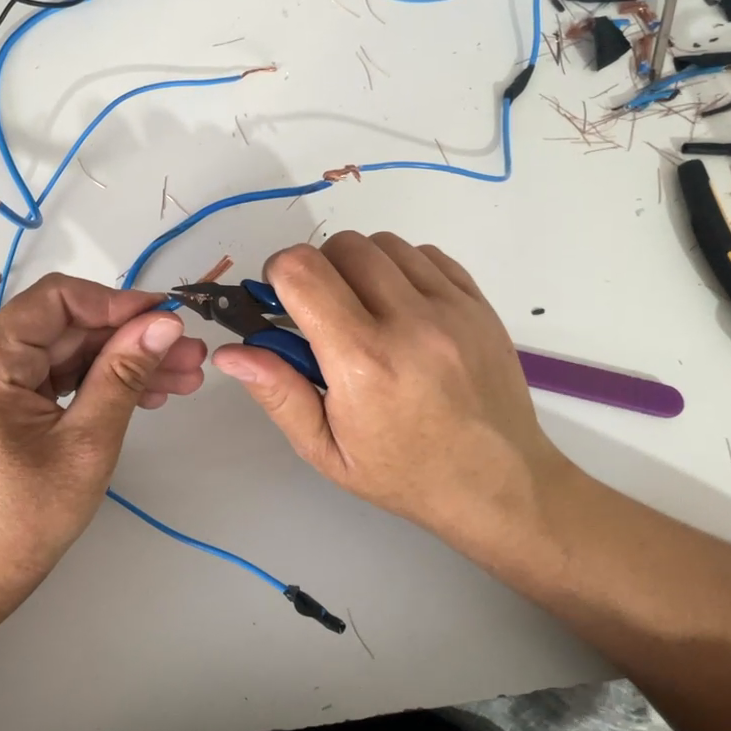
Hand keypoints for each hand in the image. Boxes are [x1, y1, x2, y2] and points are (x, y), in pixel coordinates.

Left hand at [0, 274, 207, 602]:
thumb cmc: (30, 515)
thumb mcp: (87, 441)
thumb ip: (124, 373)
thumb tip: (164, 322)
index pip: (56, 300)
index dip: (116, 302)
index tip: (167, 318)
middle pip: (67, 325)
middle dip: (130, 337)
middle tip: (189, 354)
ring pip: (69, 348)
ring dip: (124, 359)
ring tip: (184, 376)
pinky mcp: (5, 396)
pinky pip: (58, 372)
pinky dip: (100, 379)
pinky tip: (149, 392)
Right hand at [211, 232, 574, 543]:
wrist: (501, 486)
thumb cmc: (403, 474)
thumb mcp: (325, 450)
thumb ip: (277, 393)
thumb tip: (228, 352)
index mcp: (363, 361)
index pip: (303, 271)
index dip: (279, 275)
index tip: (281, 303)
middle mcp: (409, 323)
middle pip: (341, 246)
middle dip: (318, 270)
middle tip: (321, 312)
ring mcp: (452, 309)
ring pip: (383, 244)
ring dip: (359, 267)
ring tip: (363, 310)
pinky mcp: (479, 304)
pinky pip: (425, 254)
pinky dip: (401, 269)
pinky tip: (400, 309)